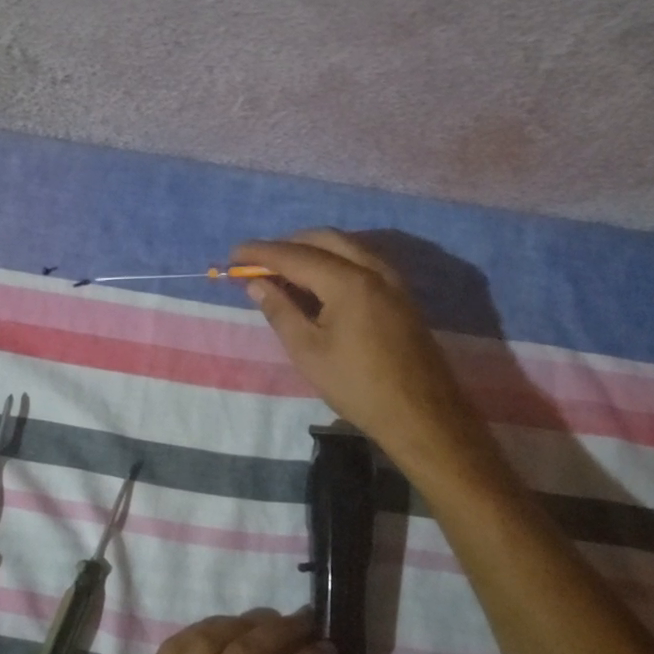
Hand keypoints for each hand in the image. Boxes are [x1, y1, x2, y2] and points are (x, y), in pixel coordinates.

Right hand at [234, 230, 469, 459]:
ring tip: (284, 271)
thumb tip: (256, 284)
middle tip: (258, 262)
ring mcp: (392, 280)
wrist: (420, 414)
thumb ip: (280, 311)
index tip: (233, 255)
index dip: (261, 253)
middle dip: (288, 244)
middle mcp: (373, 269)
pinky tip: (319, 284)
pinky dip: (334, 262)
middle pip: (324, 239)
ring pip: (347, 247)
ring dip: (312, 251)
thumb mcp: (308, 352)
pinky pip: (361, 262)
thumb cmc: (357, 386)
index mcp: (349, 281)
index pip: (296, 255)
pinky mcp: (400, 295)